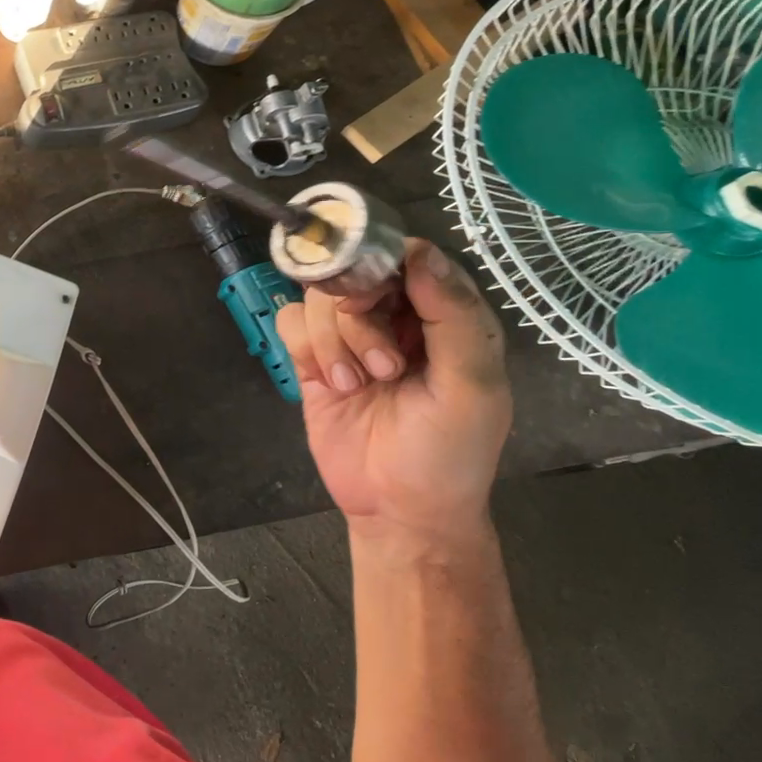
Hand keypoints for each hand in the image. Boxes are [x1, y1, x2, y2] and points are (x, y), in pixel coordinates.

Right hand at [276, 239, 512, 539]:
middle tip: (379, 360)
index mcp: (447, 317)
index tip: (374, 296)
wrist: (397, 506)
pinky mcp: (313, 358)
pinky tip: (331, 382)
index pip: (412, 258)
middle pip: (355, 272)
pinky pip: (290, 322)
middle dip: (358, 314)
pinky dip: (307, 348)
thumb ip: (453, 318)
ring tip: (359, 383)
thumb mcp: (471, 387)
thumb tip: (420, 254)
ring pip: (318, 297)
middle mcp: (396, 318)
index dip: (386, 265)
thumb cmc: (449, 451)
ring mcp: (349, 337)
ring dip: (334, 340)